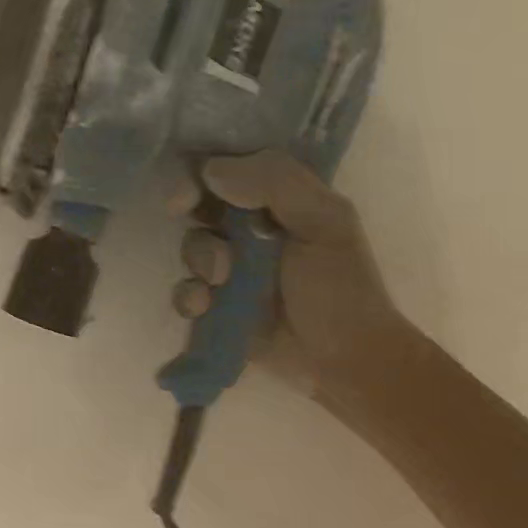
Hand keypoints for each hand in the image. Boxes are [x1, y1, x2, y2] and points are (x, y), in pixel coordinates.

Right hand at [171, 150, 409, 393]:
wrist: (344, 361)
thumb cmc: (341, 288)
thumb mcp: (324, 223)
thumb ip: (275, 183)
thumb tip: (211, 170)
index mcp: (282, 201)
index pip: (235, 166)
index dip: (205, 166)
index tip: (191, 182)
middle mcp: (254, 229)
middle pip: (204, 202)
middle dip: (192, 207)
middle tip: (183, 210)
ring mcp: (235, 270)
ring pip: (193, 246)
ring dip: (199, 256)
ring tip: (222, 278)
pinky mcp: (220, 308)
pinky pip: (188, 292)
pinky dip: (189, 296)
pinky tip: (204, 306)